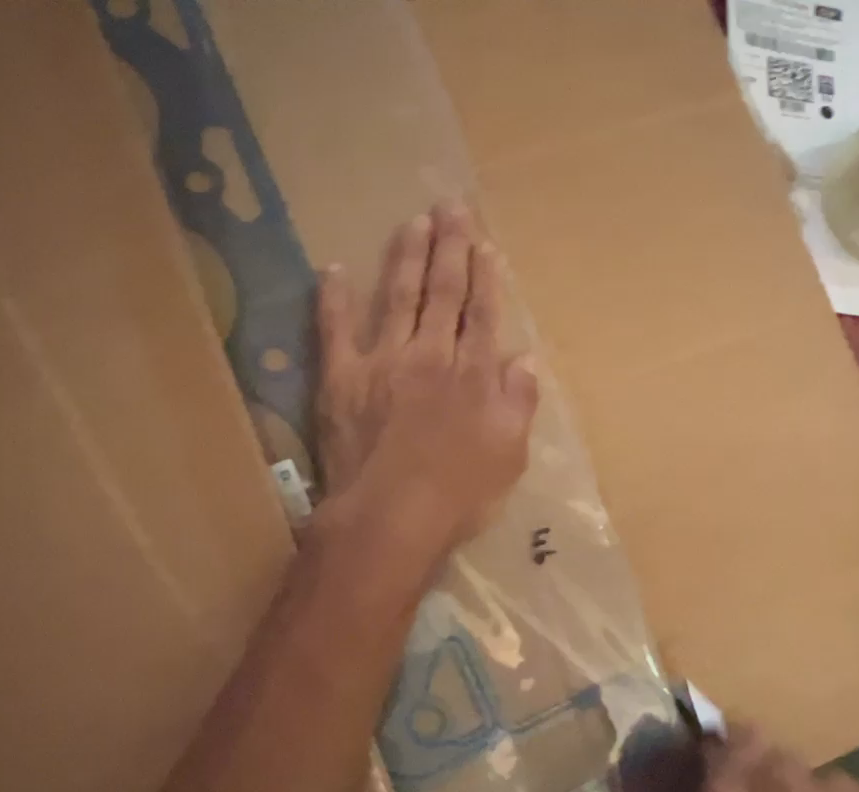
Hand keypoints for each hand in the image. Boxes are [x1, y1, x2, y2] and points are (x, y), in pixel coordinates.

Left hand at [312, 200, 537, 563]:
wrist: (389, 518)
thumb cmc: (458, 496)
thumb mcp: (509, 456)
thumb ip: (518, 403)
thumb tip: (526, 359)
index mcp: (474, 376)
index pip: (483, 315)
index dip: (486, 278)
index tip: (486, 244)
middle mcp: (431, 356)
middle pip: (443, 293)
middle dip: (450, 248)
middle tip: (451, 207)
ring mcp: (383, 362)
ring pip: (398, 298)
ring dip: (406, 257)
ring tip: (414, 222)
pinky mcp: (341, 379)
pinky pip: (334, 329)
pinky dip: (333, 299)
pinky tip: (331, 270)